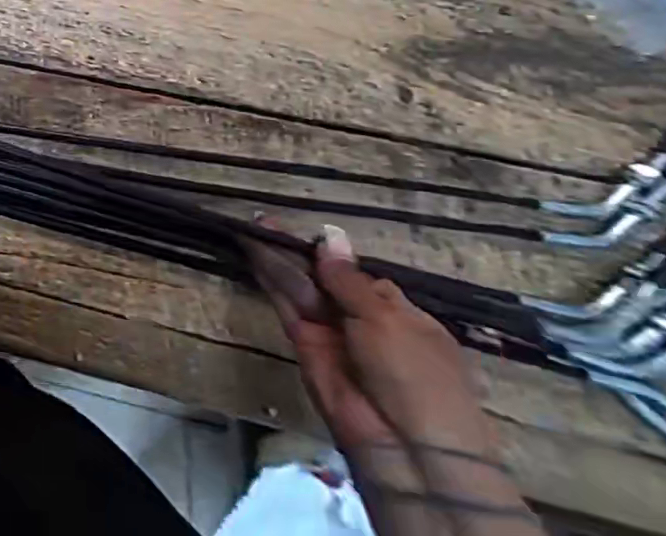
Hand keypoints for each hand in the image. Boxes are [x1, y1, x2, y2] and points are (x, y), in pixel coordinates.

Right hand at [245, 224, 490, 455]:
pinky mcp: (302, 342)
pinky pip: (284, 304)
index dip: (330, 253)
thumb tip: (329, 235)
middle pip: (321, 276)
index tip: (306, 230)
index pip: (356, 274)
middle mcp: (360, 318)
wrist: (405, 444)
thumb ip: (348, 278)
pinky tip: (252, 253)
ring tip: (249, 227)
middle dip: (295, 250)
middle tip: (262, 221)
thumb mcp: (387, 319)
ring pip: (298, 286)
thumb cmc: (416, 374)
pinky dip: (268, 279)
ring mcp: (329, 330)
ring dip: (275, 258)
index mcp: (397, 311)